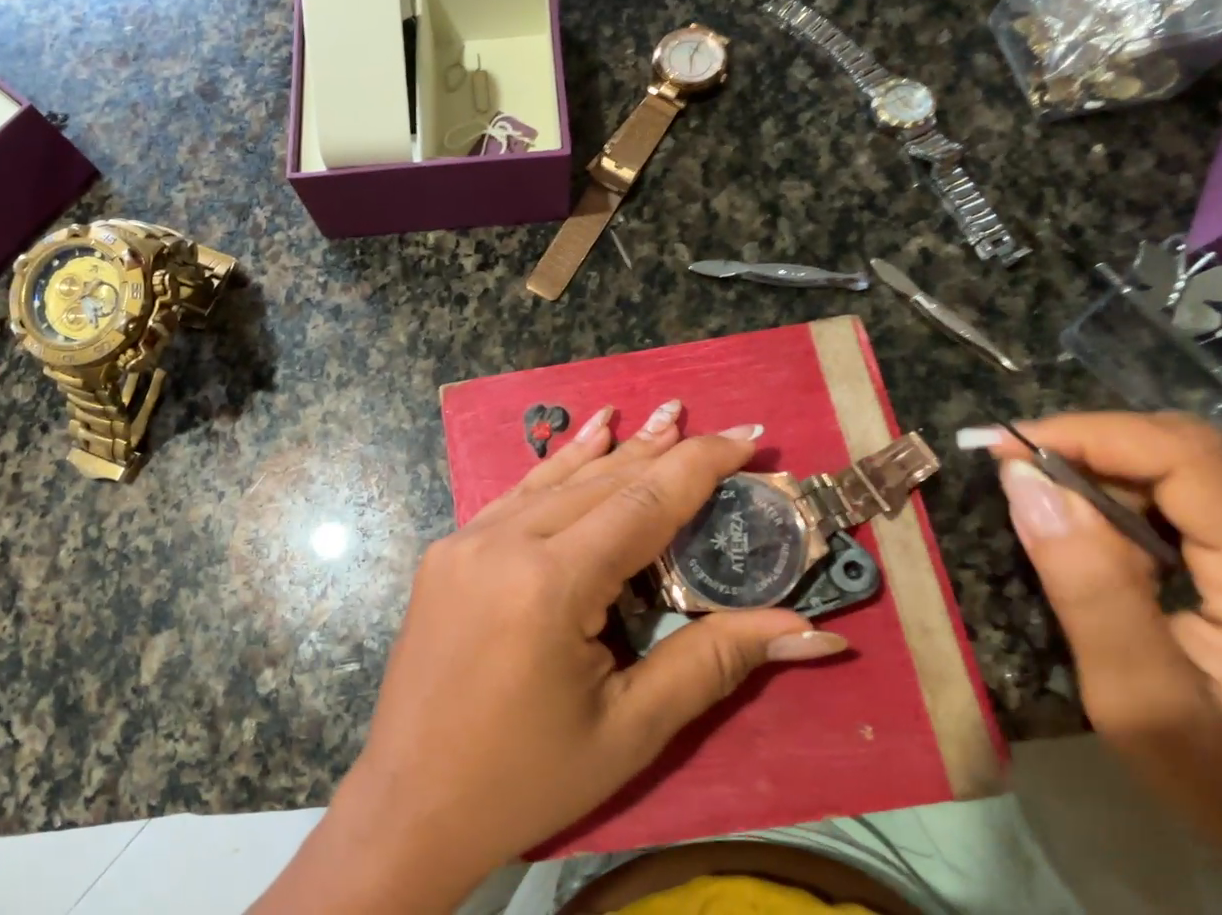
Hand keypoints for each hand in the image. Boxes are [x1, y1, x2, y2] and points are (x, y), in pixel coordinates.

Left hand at [253, 402, 846, 912]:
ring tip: (660, 416)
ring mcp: (464, 543)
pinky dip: (558, 468)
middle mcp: (500, 544)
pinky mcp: (446, 555)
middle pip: (601, 483)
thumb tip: (810, 631)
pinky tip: (584, 442)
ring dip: (612, 449)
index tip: (749, 440)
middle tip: (716, 427)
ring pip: (555, 481)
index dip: (701, 467)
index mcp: (548, 584)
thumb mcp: (630, 728)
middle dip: (664, 454)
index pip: (643, 504)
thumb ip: (714, 661)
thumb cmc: (527, 778)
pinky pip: (514, 497)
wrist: (411, 805)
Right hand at [967, 412, 1221, 913]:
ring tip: (1045, 504)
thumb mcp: (1135, 697)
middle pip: (1196, 448)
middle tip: (1009, 471)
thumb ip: (1084, 584)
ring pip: (1203, 464)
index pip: (1186, 456)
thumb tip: (1022, 483)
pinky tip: (1103, 531)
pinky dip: (1142, 495)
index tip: (998, 448)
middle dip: (1092, 444)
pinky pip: (1213, 495)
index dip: (1086, 434)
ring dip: (1113, 469)